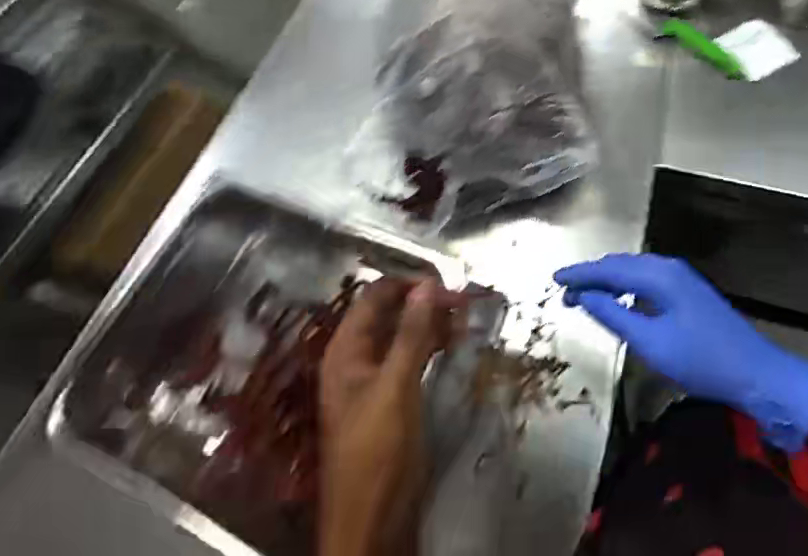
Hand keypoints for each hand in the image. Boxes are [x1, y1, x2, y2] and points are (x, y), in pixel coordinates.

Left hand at [317, 278, 464, 555]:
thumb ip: (411, 334)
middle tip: (461, 302)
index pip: (374, 297)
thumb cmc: (376, 451)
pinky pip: (406, 361)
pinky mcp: (388, 401)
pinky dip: (427, 349)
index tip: (445, 282)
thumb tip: (427, 285)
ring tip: (463, 320)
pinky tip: (451, 346)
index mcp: (345, 348)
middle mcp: (354, 358)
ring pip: (400, 337)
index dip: (407, 284)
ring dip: (427, 325)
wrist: (369, 525)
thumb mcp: (395, 387)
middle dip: (421, 304)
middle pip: (387, 315)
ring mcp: (370, 381)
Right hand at [554, 253, 807, 450]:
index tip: (554, 279)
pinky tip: (618, 301)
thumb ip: (612, 314)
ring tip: (584, 297)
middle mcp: (668, 267)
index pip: (607, 269)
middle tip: (565, 293)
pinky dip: (625, 287)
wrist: (760, 375)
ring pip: (632, 271)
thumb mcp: (650, 342)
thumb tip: (583, 295)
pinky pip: (646, 279)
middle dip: (590, 276)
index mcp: (658, 275)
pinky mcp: (688, 290)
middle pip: (619, 265)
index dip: (578, 274)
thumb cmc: (702, 361)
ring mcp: (681, 277)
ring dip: (607, 281)